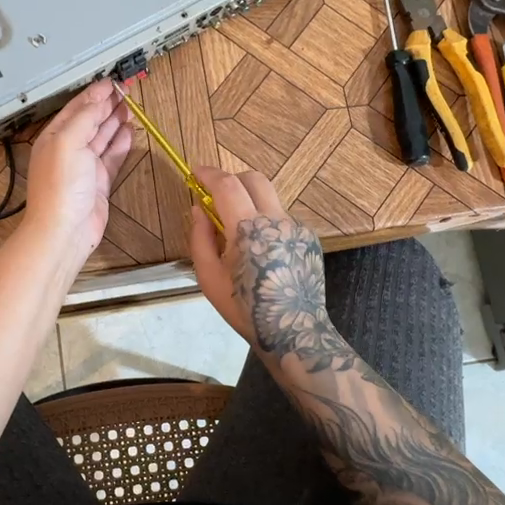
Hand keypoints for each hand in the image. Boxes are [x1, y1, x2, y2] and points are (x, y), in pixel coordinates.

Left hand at [23, 79, 133, 267]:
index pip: (77, 108)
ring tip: (130, 107)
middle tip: (126, 92)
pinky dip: (121, 143)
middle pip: (90, 120)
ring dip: (116, 121)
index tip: (112, 83)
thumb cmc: (60, 189)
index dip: (94, 94)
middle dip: (107, 105)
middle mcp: (68, 149)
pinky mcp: (98, 181)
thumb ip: (84, 119)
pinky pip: (112, 156)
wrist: (64, 230)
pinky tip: (130, 132)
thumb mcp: (68, 143)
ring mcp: (84, 166)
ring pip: (102, 137)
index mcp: (55, 137)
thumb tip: (97, 100)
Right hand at [187, 166, 333, 355]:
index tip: (195, 172)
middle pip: (254, 179)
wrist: (293, 331)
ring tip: (239, 232)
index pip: (227, 185)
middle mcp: (276, 220)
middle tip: (217, 195)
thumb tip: (199, 209)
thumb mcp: (209, 277)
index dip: (209, 174)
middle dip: (232, 179)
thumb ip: (200, 238)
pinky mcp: (309, 238)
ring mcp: (296, 228)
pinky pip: (282, 219)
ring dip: (250, 203)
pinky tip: (261, 251)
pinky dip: (266, 223)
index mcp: (248, 229)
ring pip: (270, 199)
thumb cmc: (244, 309)